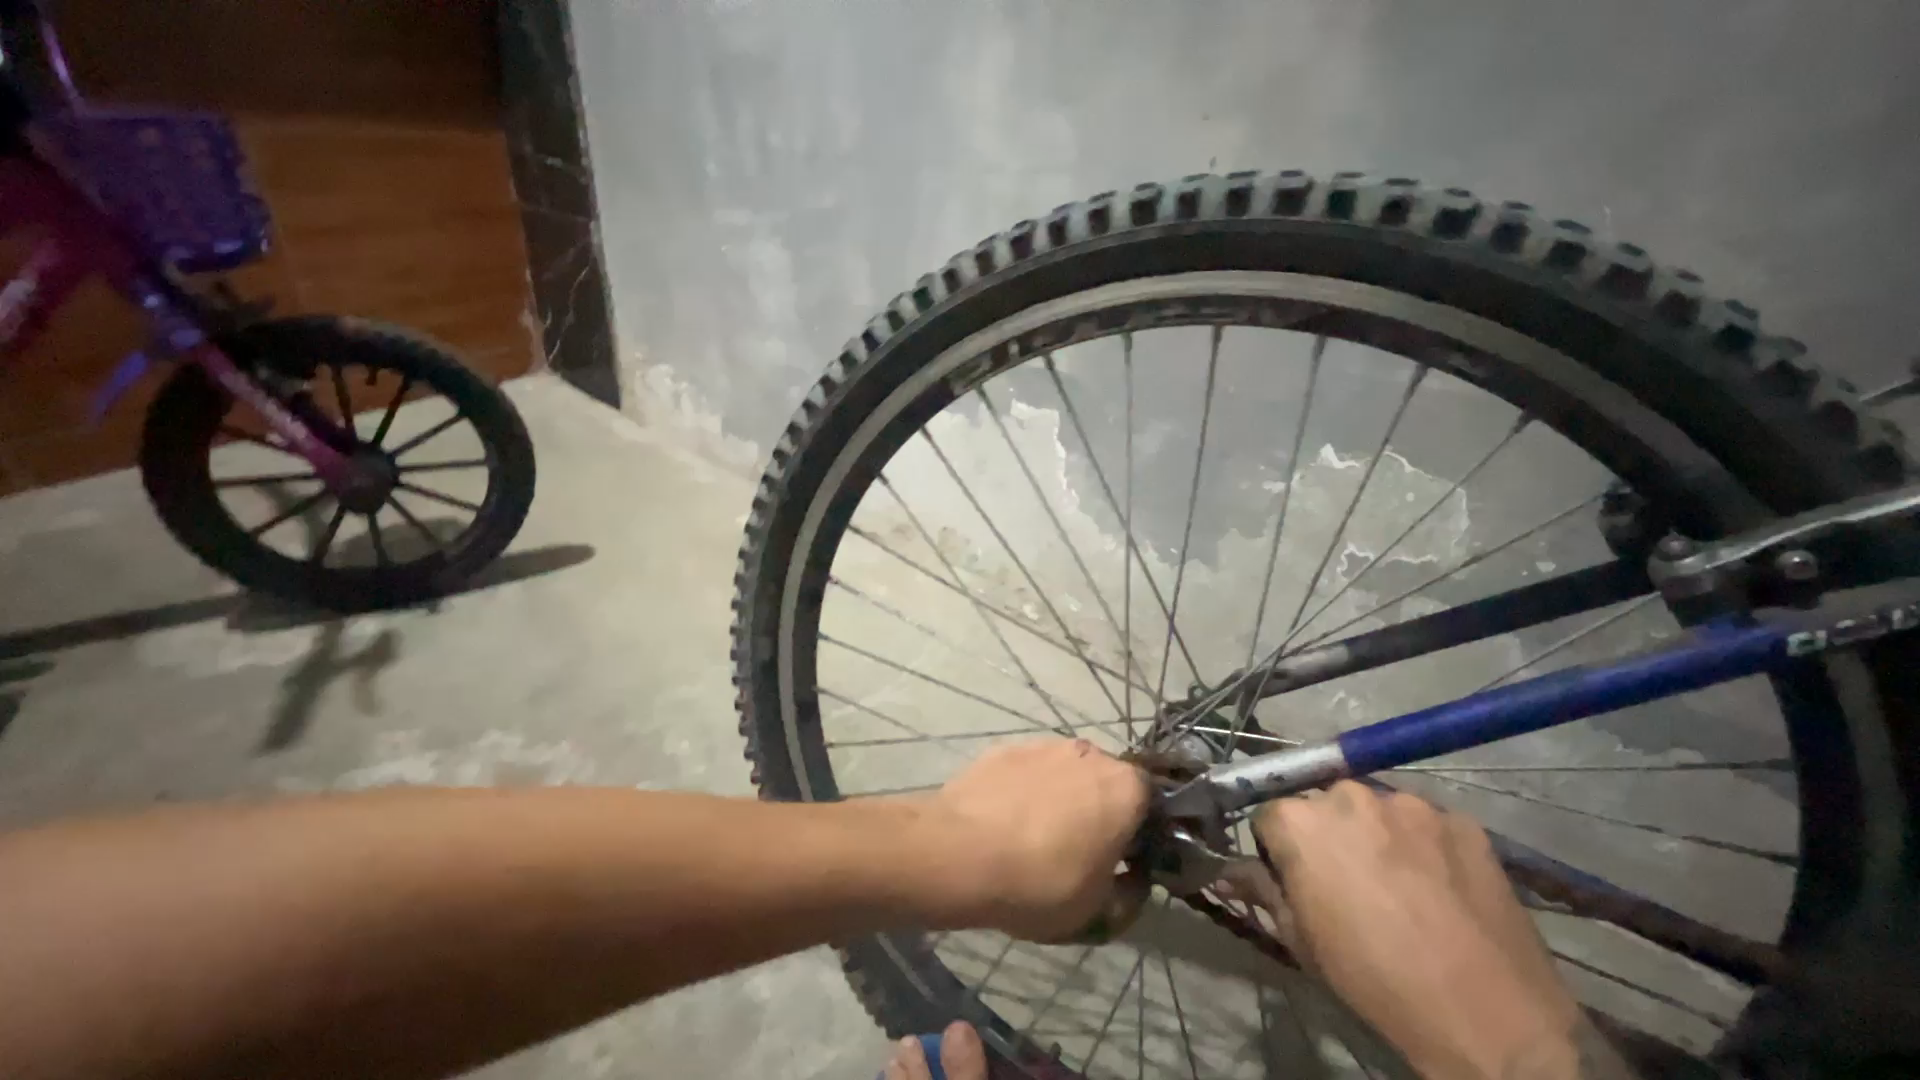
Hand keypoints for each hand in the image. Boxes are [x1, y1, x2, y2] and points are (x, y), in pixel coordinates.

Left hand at [919, 739, 1147, 939]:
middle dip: (1100, 812)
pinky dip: (1025, 792)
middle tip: (1082, 853)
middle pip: (1107, 784)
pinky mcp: (1004, 748)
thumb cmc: (1041, 883)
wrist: (958, 853)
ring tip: (1036, 838)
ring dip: (1062, 799)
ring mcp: (1045, 745)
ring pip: (1066, 774)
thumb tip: (1135, 880)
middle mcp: (1091, 753)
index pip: (1153, 805)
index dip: (1142, 835)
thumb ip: (1130, 896)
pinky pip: (1028, 772)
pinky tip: (1006, 824)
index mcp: (1127, 788)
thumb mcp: (1098, 913)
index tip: (1127, 862)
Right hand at [1253, 782, 1593, 1079]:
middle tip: (1349, 887)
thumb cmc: (1373, 978)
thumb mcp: (1300, 941)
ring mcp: (1411, 804)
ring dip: (1378, 836)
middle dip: (1329, 836)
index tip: (1297, 885)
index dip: (1279, 852)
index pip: (1270, 817)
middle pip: (1325, 806)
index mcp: (1299, 821)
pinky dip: (1426, 846)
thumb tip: (1226, 873)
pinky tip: (1440, 890)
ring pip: (1378, 811)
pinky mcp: (1462, 820)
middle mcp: (1349, 795)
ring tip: (1402, 888)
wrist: (1487, 1014)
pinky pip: (1428, 824)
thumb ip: (1261, 892)